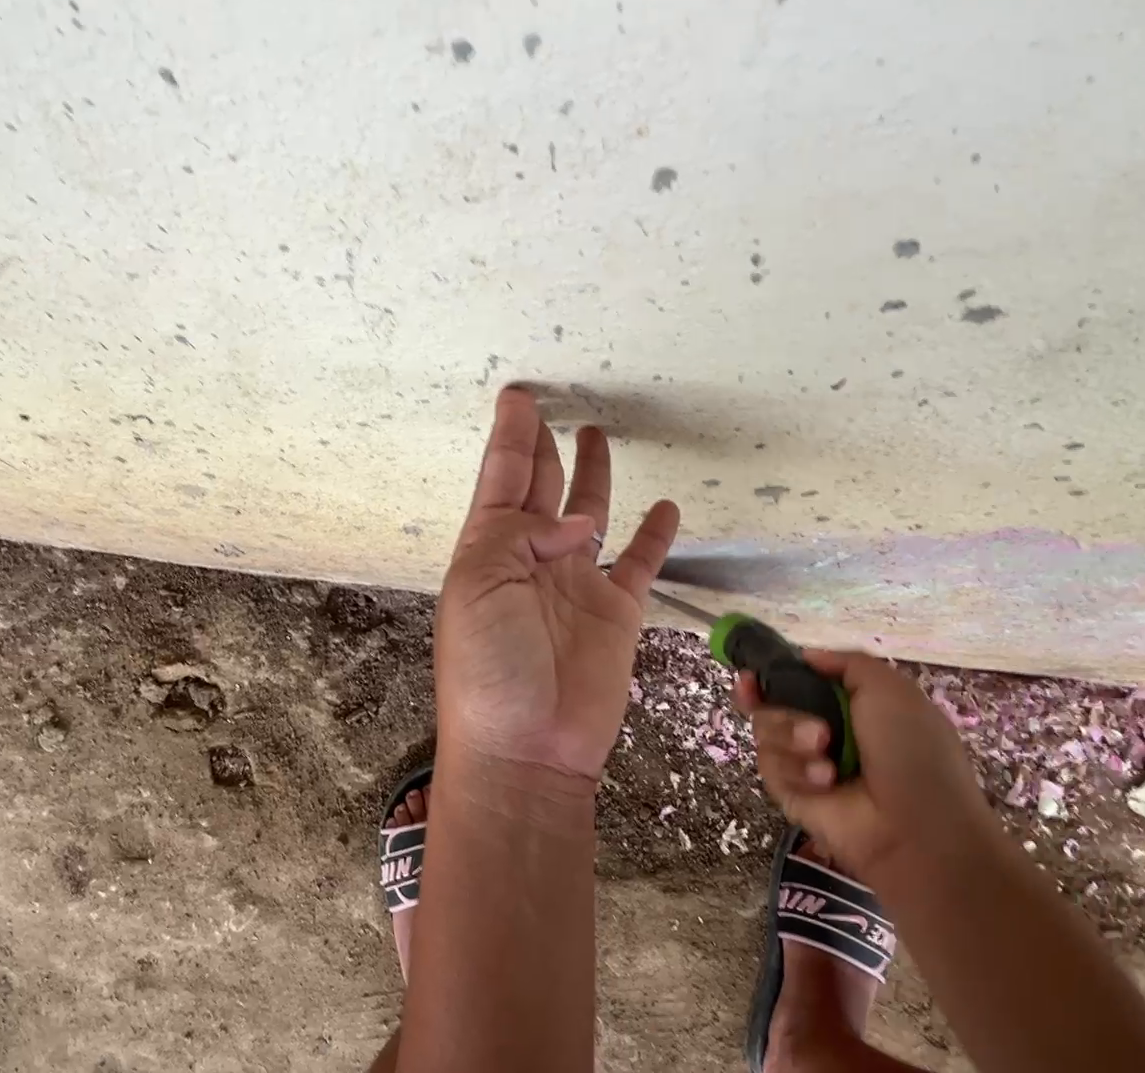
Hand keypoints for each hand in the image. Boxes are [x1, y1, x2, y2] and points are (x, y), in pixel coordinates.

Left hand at [434, 388, 679, 785]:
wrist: (526, 747)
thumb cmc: (489, 666)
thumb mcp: (481, 586)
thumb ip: (521, 534)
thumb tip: (574, 520)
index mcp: (490, 550)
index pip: (503, 479)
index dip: (511, 439)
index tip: (517, 397)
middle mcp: (532, 560)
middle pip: (542, 491)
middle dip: (543, 451)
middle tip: (549, 409)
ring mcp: (576, 585)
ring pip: (589, 515)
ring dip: (592, 477)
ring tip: (597, 434)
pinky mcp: (616, 613)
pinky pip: (640, 562)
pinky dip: (654, 535)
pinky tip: (664, 507)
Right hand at [736, 650, 995, 878]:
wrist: (918, 828)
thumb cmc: (912, 752)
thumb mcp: (891, 689)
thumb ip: (847, 663)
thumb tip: (805, 656)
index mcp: (849, 705)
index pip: (795, 683)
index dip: (770, 677)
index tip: (751, 678)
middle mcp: (823, 730)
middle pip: (769, 704)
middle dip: (779, 708)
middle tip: (798, 719)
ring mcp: (804, 763)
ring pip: (766, 732)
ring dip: (793, 738)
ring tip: (826, 756)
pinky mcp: (790, 793)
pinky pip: (770, 766)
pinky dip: (796, 769)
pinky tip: (825, 781)